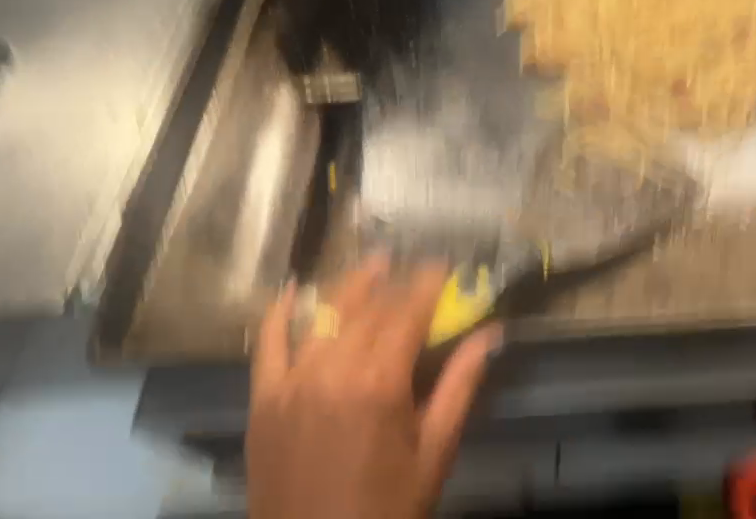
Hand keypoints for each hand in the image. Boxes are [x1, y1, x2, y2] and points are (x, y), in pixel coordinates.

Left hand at [248, 258, 500, 518]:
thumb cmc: (387, 507)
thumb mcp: (434, 451)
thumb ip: (460, 386)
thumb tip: (492, 333)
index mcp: (379, 385)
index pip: (408, 313)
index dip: (427, 284)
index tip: (443, 263)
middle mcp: (333, 372)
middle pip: (369, 309)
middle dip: (396, 282)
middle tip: (414, 265)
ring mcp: (292, 383)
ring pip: (325, 316)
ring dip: (352, 284)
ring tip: (375, 261)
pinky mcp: (264, 400)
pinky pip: (268, 345)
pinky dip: (278, 312)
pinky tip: (293, 287)